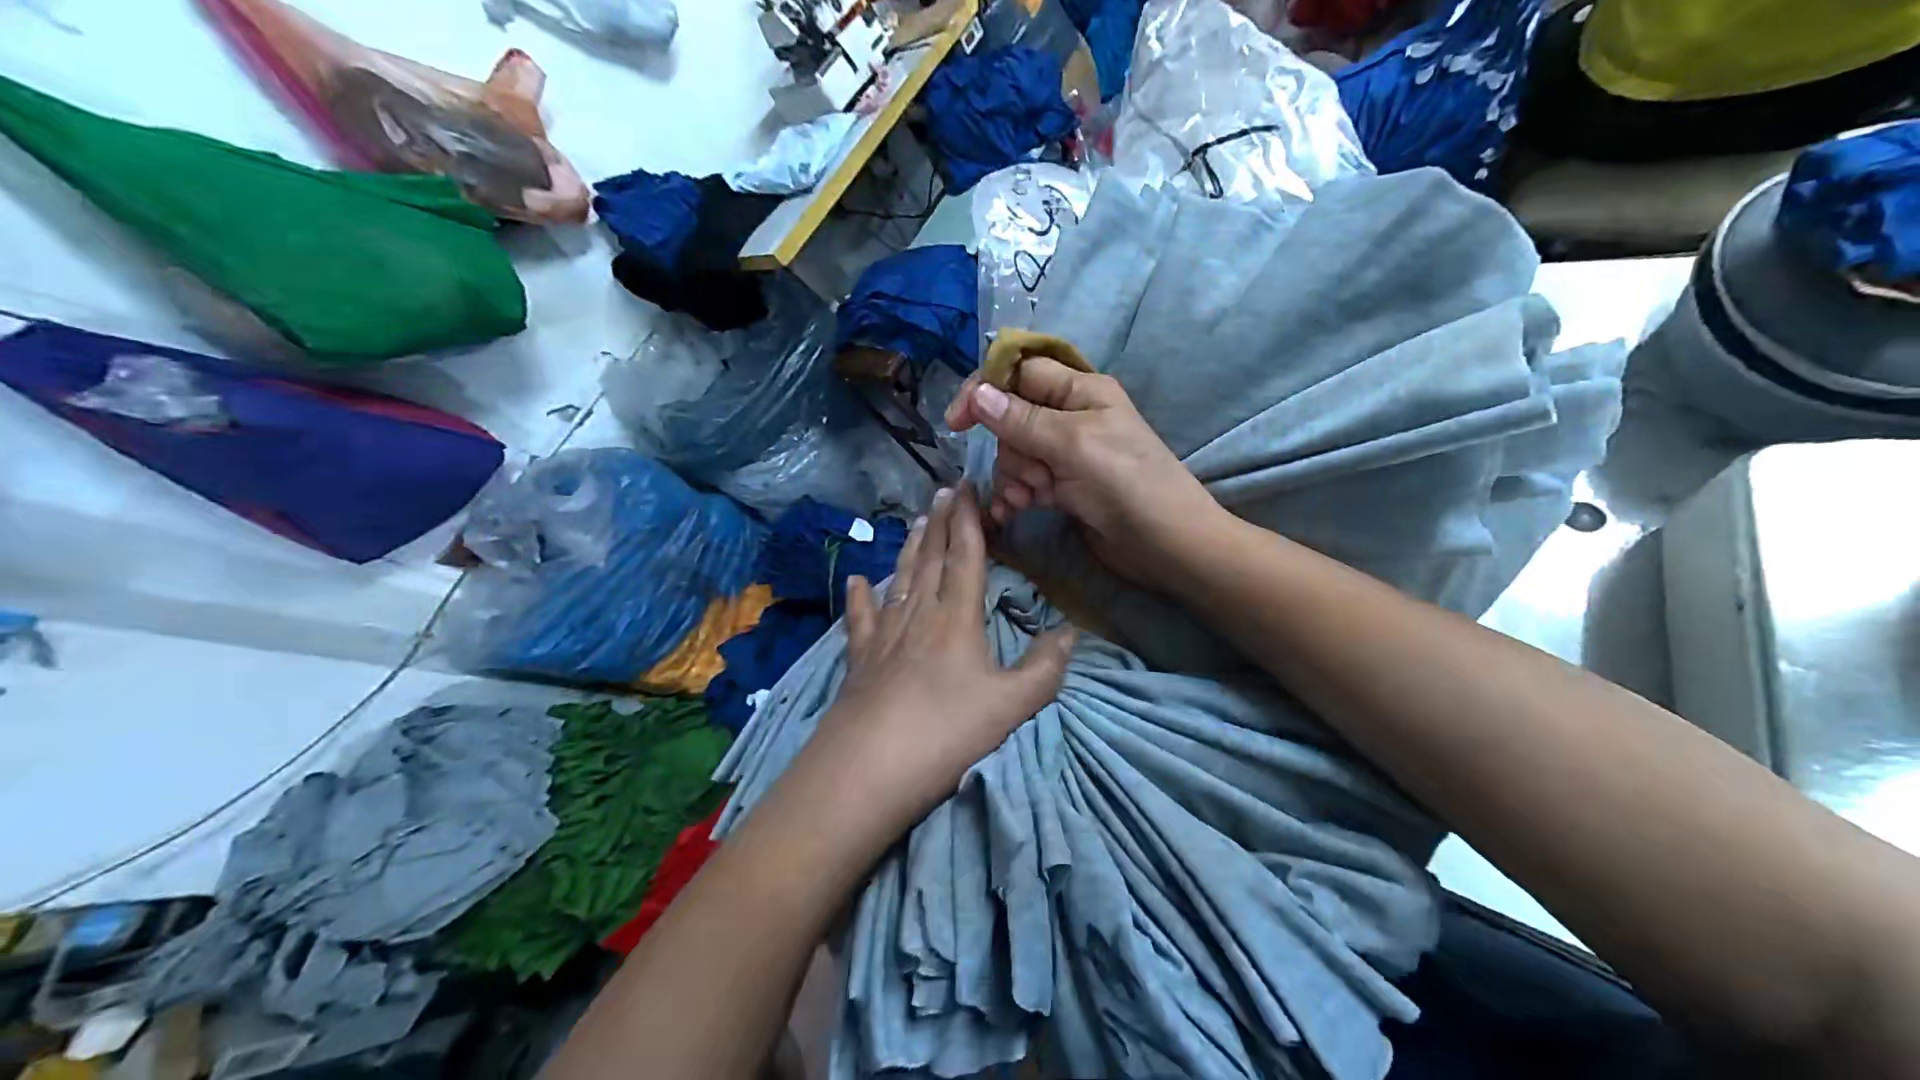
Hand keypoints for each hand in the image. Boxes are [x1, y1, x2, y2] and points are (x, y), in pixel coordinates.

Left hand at [782, 486, 1075, 849]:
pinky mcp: (860, 659)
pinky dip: (860, 597)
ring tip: (917, 521)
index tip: (967, 486)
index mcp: (956, 618)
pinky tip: (856, 580)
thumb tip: (1072, 632)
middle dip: (941, 522)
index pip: (965, 556)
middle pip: (931, 558)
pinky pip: (861, 619)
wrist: (868, 767)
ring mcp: (884, 635)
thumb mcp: (1011, 705)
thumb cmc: (946, 732)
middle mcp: (918, 615)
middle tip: (943, 490)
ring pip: (900, 579)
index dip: (968, 519)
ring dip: (910, 548)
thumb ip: (1045, 668)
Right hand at [944, 356, 1223, 585]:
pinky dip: (1015, 495)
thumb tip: (978, 394)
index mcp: (1080, 389)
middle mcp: (1071, 415)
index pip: (1019, 372)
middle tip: (1032, 476)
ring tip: (1028, 500)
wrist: (1167, 545)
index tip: (957, 421)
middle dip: (1010, 448)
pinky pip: (1024, 480)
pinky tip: (1013, 513)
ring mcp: (1066, 453)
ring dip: (1012, 476)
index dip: (985, 389)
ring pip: (1014, 453)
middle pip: (1011, 417)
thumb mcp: (1074, 444)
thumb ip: (1022, 420)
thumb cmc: (1127, 484)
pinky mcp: (1063, 486)